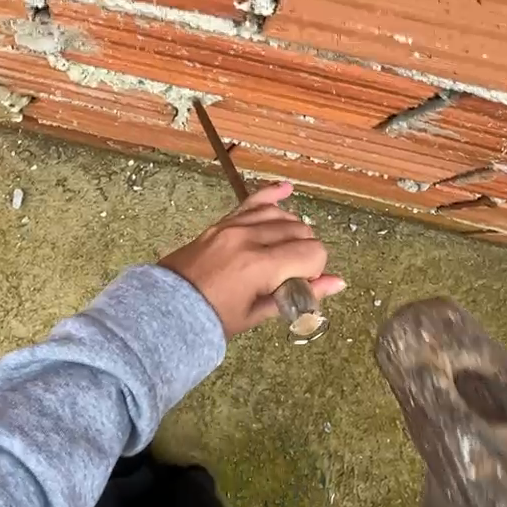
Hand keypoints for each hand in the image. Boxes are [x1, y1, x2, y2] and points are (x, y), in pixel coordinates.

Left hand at [160, 182, 344, 336]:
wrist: (169, 307)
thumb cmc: (212, 317)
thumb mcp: (257, 313)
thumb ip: (300, 295)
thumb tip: (338, 282)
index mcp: (259, 266)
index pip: (311, 252)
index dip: (316, 269)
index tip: (302, 284)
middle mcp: (248, 238)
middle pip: (300, 230)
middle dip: (307, 251)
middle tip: (293, 275)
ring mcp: (234, 226)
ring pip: (281, 214)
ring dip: (293, 229)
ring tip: (287, 252)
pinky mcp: (223, 222)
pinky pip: (252, 201)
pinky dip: (271, 194)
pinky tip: (287, 189)